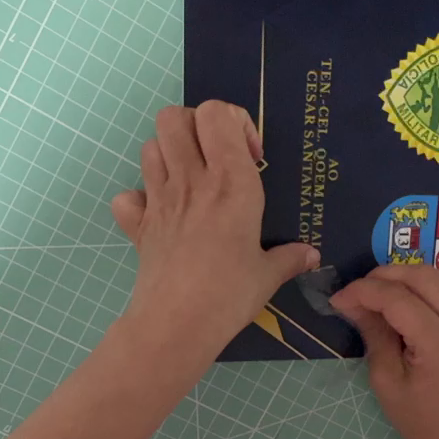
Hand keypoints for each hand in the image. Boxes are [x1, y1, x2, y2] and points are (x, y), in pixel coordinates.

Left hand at [111, 102, 318, 362]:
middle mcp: (192, 180)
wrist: (177, 324)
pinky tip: (160, 216)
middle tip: (214, 158)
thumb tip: (311, 256)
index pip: (218, 114)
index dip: (234, 122)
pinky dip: (139, 199)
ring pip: (150, 146)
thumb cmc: (230, 294)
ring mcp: (159, 200)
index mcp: (231, 182)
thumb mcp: (268, 275)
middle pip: (174, 117)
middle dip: (194, 127)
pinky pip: (127, 196)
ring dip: (170, 155)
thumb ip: (289, 258)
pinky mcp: (138, 225)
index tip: (251, 156)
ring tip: (191, 183)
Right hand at [331, 265, 438, 438]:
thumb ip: (373, 333)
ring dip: (407, 275)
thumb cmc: (418, 420)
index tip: (338, 299)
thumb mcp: (386, 379)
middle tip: (358, 292)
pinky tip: (405, 298)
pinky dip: (425, 285)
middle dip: (384, 276)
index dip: (363, 291)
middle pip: (423, 277)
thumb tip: (351, 302)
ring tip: (379, 291)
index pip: (398, 299)